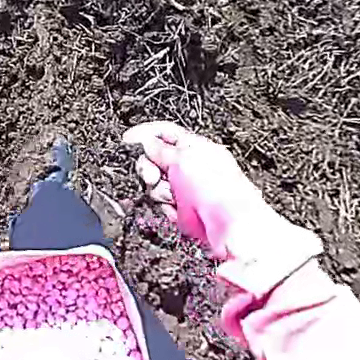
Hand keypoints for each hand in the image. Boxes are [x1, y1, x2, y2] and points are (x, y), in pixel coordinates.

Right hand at [122, 121, 284, 260]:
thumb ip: (160, 148)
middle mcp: (191, 167)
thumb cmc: (218, 188)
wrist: (231, 227)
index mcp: (196, 147)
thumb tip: (145, 141)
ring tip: (171, 196)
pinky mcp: (184, 212)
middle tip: (152, 175)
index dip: (145, 134)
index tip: (128, 140)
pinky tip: (173, 209)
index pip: (165, 133)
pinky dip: (164, 207)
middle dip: (149, 167)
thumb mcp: (183, 158)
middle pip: (155, 160)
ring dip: (158, 190)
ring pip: (156, 185)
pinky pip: (162, 205)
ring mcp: (187, 190)